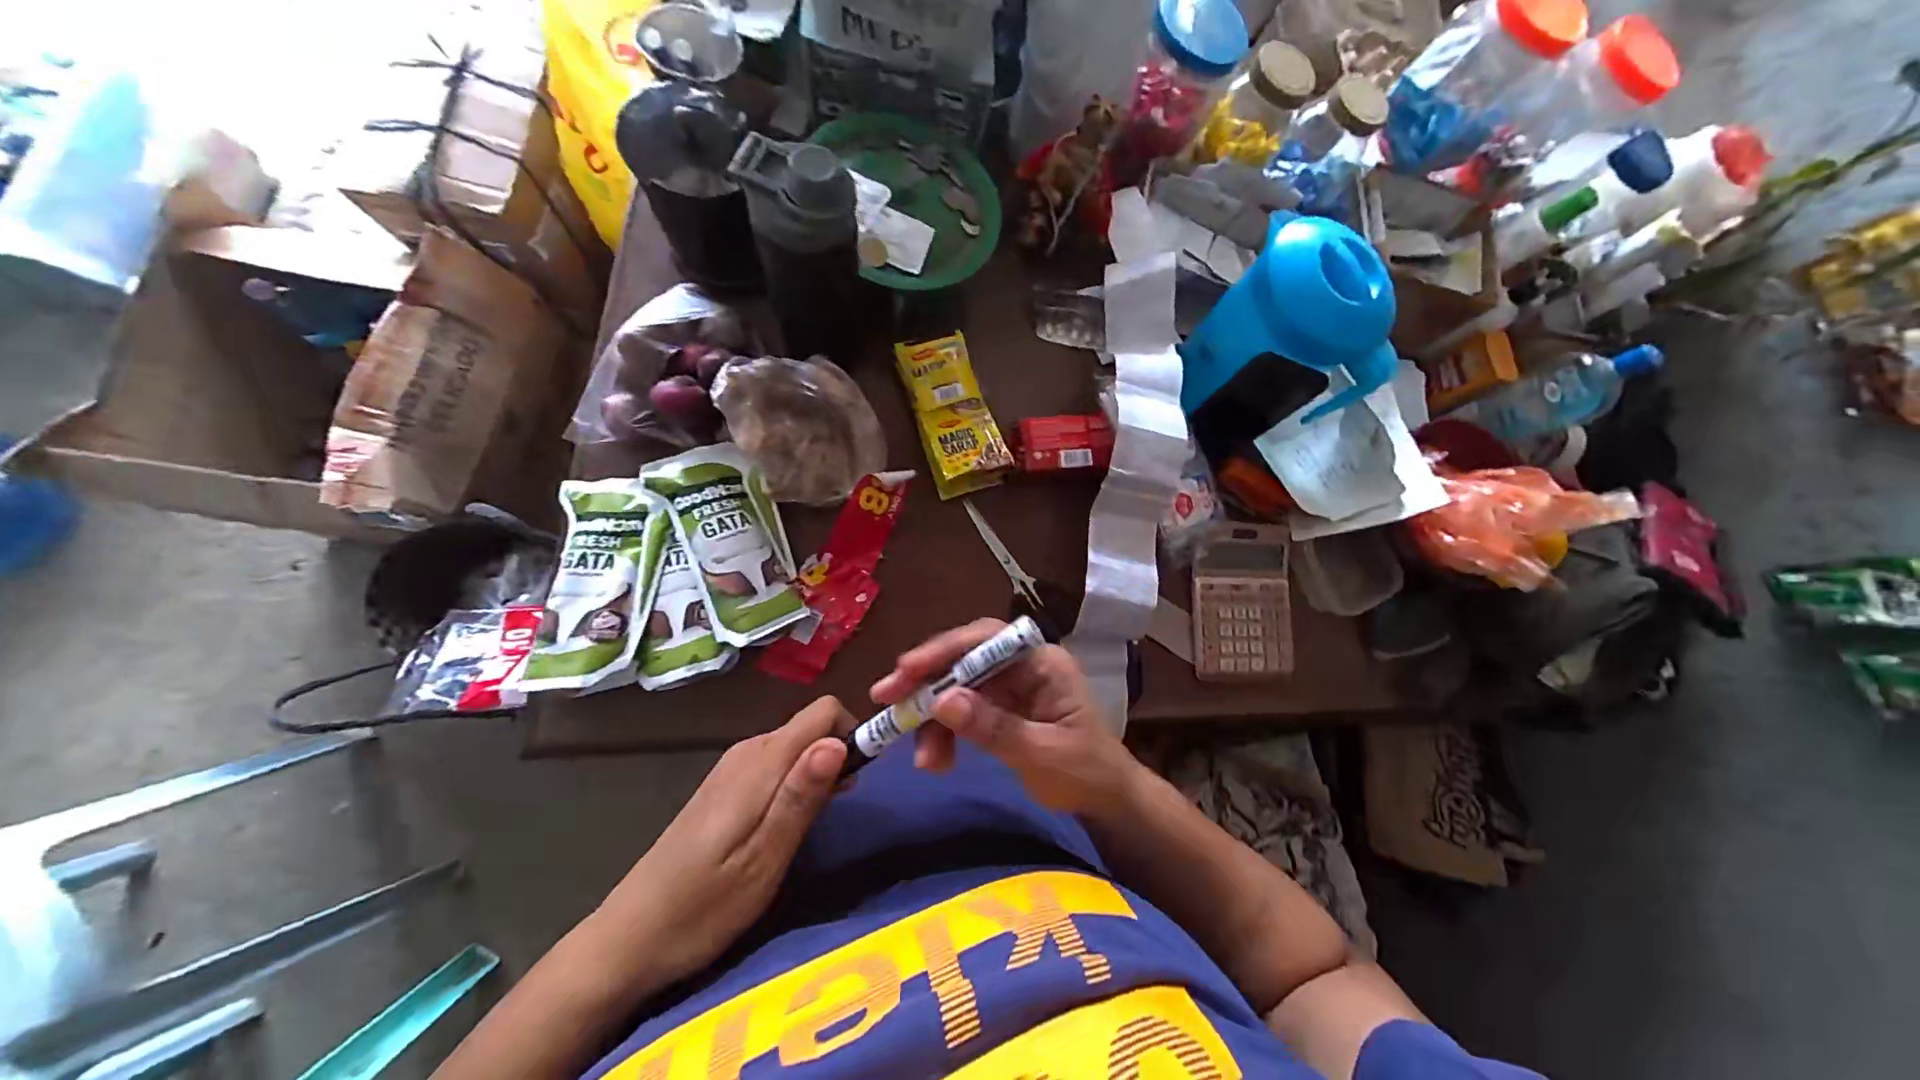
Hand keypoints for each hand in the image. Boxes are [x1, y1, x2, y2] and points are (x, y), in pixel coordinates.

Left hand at [595, 696, 849, 983]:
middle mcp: (747, 751)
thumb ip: (801, 796)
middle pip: (811, 727)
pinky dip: (795, 782)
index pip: (824, 712)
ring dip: (818, 772)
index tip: (865, 778)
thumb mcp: (764, 859)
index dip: (853, 734)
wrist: (629, 938)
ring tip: (817, 822)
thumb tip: (838, 741)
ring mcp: (732, 768)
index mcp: (761, 762)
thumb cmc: (703, 907)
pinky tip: (787, 825)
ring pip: (795, 746)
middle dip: (838, 756)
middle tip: (841, 810)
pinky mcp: (724, 787)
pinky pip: (775, 764)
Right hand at [869, 619, 1140, 816]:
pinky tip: (935, 761)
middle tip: (886, 699)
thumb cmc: (1086, 772)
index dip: (944, 650)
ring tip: (922, 760)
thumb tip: (942, 701)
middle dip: (925, 680)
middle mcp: (1020, 664)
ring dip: (931, 718)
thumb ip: (993, 727)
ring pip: (955, 686)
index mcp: (1041, 661)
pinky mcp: (998, 708)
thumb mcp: (1041, 753)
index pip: (986, 639)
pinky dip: (942, 732)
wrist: (1107, 800)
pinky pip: (959, 710)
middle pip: (963, 658)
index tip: (906, 670)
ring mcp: (1008, 686)